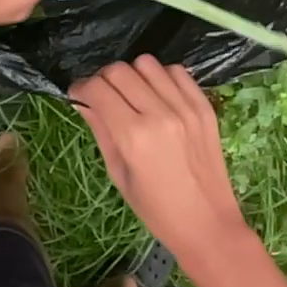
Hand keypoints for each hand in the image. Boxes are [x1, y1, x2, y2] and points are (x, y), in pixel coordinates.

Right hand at [71, 56, 250, 263]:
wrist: (208, 223)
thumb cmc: (156, 210)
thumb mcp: (118, 174)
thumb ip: (100, 130)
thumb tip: (82, 100)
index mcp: (134, 136)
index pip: (97, 89)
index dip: (81, 88)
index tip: (79, 95)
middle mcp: (159, 114)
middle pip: (119, 70)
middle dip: (103, 79)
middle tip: (104, 97)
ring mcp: (185, 106)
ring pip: (146, 63)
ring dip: (133, 75)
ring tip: (133, 95)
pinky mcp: (204, 105)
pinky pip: (176, 71)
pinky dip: (161, 77)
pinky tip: (158, 96)